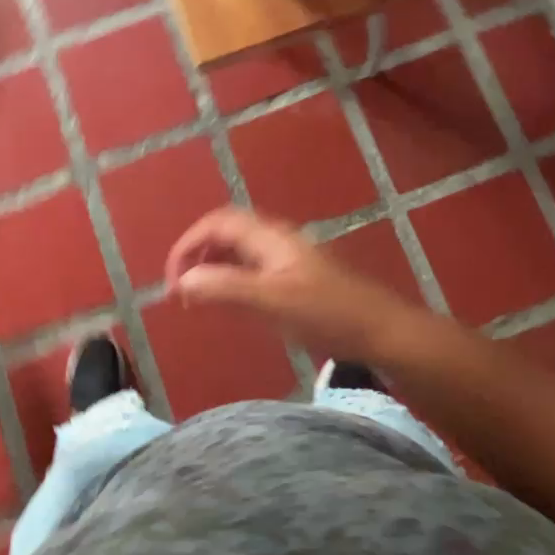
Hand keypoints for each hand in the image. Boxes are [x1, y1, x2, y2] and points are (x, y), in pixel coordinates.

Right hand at [166, 206, 428, 360]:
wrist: (382, 331)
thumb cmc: (328, 314)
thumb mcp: (272, 302)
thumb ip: (226, 289)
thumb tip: (182, 281)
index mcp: (270, 237)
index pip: (217, 223)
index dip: (188, 244)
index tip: (172, 281)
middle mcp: (277, 240)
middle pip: (227, 233)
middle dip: (197, 254)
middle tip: (180, 291)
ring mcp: (289, 259)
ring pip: (240, 252)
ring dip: (214, 268)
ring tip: (197, 299)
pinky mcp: (298, 279)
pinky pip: (254, 269)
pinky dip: (232, 280)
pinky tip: (232, 306)